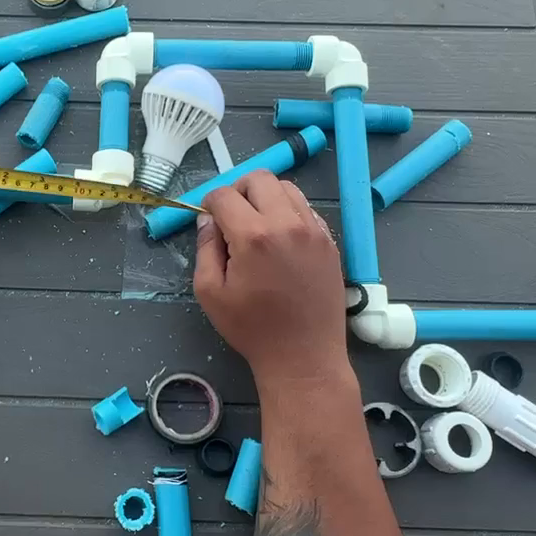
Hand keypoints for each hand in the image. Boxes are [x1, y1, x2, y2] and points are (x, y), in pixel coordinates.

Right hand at [194, 171, 349, 382]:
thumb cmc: (251, 329)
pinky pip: (306, 210)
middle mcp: (286, 224)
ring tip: (257, 225)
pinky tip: (281, 239)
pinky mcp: (329, 242)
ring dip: (266, 197)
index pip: (224, 196)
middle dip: (238, 191)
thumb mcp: (210, 293)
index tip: (207, 219)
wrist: (303, 356)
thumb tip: (206, 221)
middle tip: (231, 217)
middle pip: (259, 179)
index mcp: (252, 236)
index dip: (208, 203)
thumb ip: (205, 249)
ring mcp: (313, 231)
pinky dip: (289, 213)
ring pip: (287, 188)